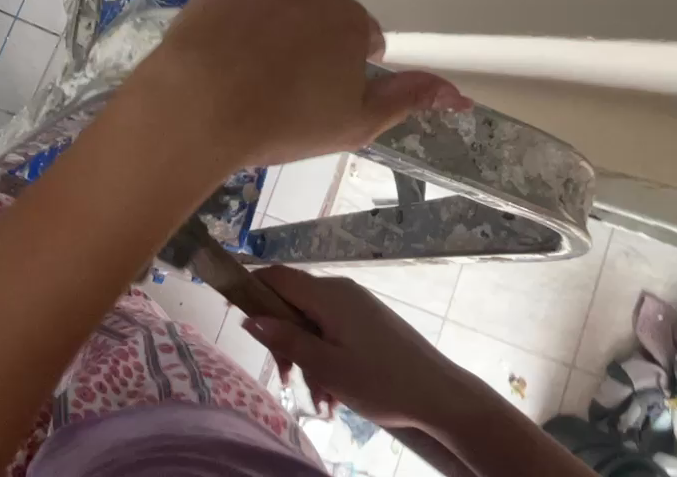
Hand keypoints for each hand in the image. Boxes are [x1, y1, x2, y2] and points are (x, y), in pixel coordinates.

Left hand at [117, 0, 467, 168]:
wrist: (200, 104)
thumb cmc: (282, 122)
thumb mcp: (355, 123)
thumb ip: (408, 99)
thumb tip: (459, 93)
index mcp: (354, 22)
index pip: (362, 40)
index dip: (340, 73)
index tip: (314, 98)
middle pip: (323, 16)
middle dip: (311, 44)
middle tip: (280, 86)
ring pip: (285, 1)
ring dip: (277, 25)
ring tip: (249, 67)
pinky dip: (243, 14)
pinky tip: (228, 45)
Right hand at [244, 266, 482, 429]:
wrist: (441, 395)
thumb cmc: (381, 381)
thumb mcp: (326, 366)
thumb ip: (286, 340)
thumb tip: (251, 318)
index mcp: (328, 295)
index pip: (278, 276)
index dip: (252, 289)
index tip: (236, 315)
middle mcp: (341, 291)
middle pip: (294, 303)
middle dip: (285, 341)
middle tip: (288, 381)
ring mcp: (358, 304)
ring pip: (314, 323)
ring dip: (308, 358)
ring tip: (321, 399)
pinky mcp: (370, 320)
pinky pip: (334, 330)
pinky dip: (327, 356)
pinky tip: (336, 393)